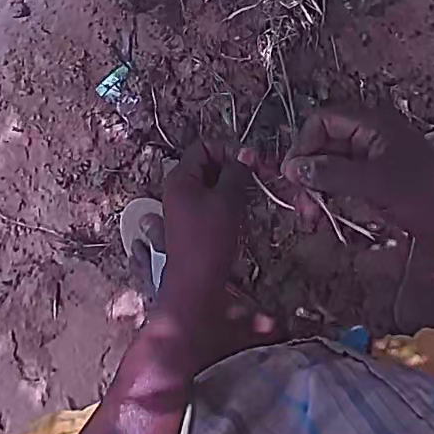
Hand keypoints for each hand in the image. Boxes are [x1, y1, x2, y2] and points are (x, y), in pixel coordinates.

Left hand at [155, 140, 251, 323]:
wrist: (195, 286)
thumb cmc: (209, 239)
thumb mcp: (227, 200)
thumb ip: (237, 173)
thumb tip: (247, 152)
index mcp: (180, 177)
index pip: (203, 147)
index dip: (228, 150)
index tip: (252, 163)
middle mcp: (177, 188)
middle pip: (206, 164)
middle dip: (232, 168)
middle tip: (257, 179)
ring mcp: (182, 206)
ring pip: (210, 184)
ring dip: (231, 186)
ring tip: (249, 197)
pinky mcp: (190, 223)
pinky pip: (209, 201)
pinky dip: (226, 202)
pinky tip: (240, 213)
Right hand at [280, 106, 433, 257]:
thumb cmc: (431, 199)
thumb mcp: (378, 183)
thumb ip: (332, 174)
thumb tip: (293, 168)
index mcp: (373, 124)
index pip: (321, 122)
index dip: (303, 146)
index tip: (295, 177)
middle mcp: (370, 135)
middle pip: (321, 143)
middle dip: (307, 172)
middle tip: (303, 206)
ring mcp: (374, 159)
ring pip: (329, 165)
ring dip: (315, 189)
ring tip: (314, 217)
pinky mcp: (378, 181)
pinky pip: (343, 182)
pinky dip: (331, 197)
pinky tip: (329, 216)